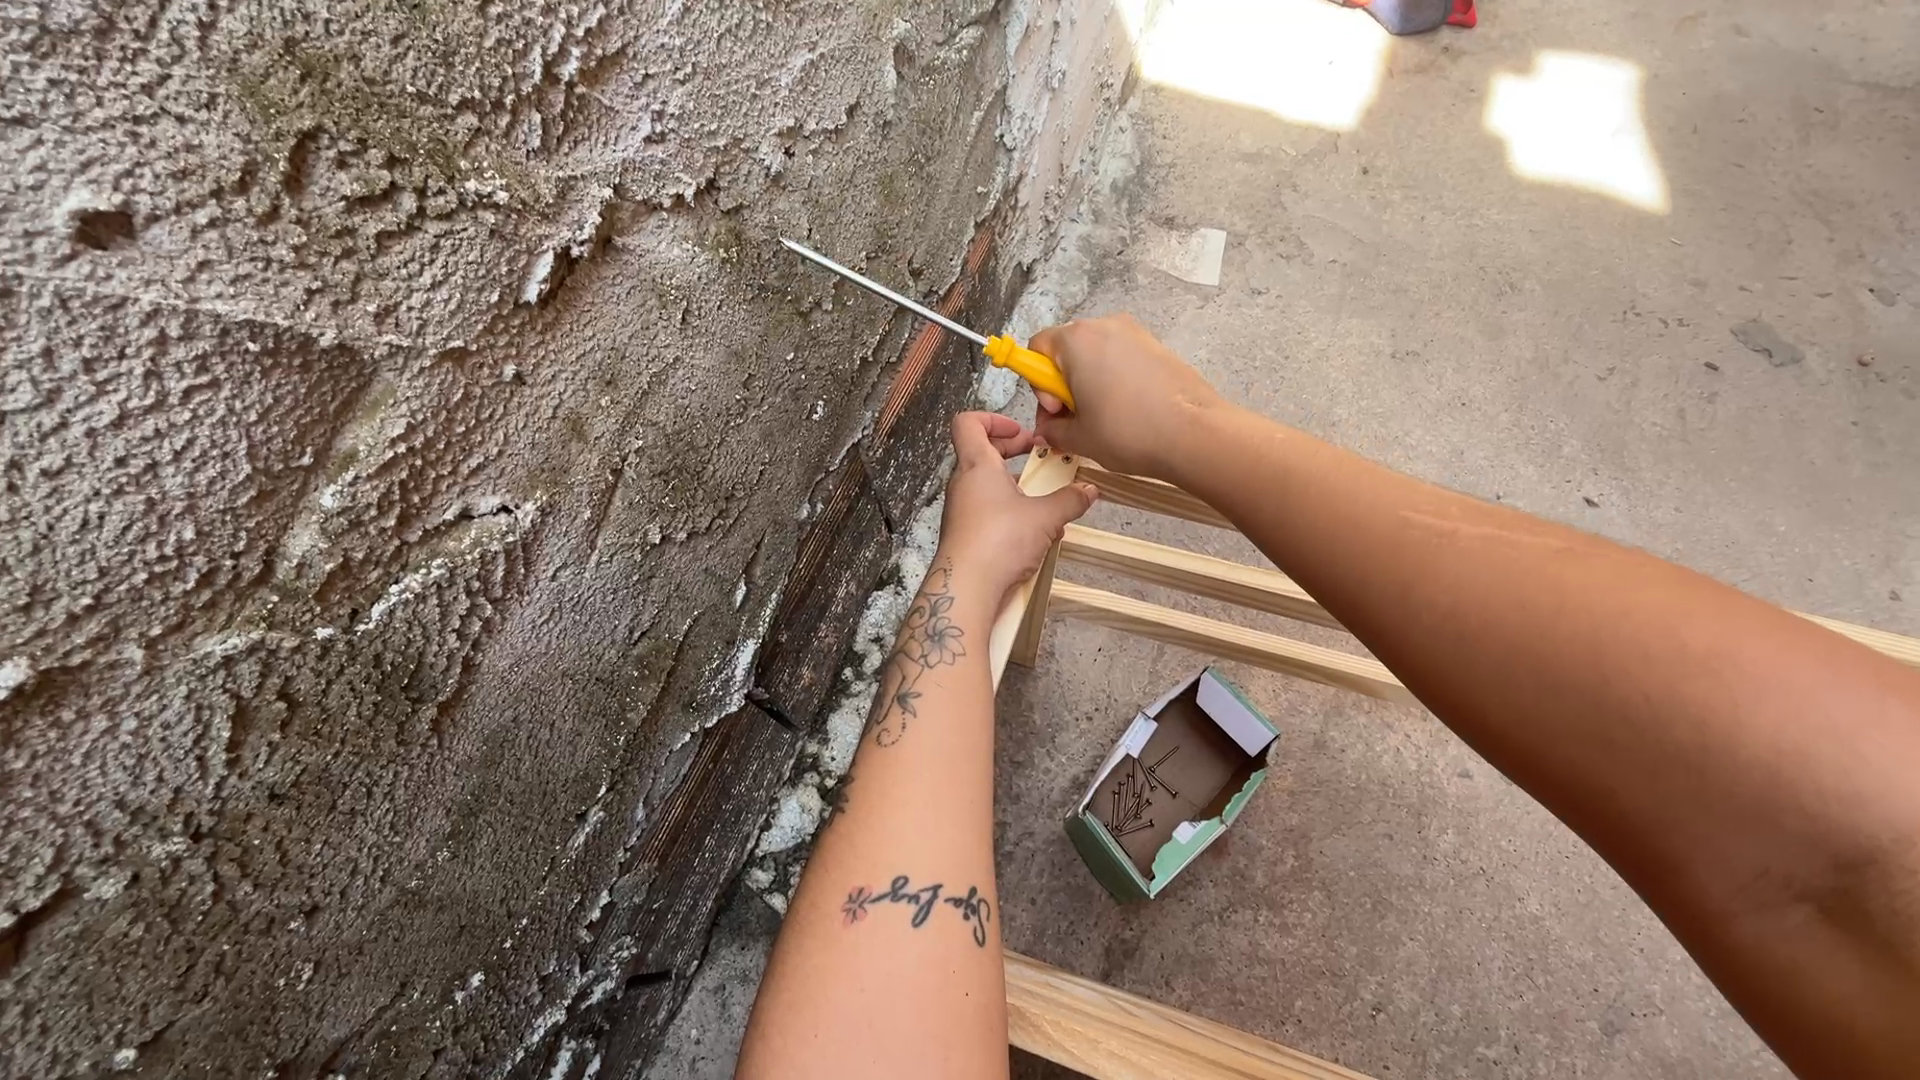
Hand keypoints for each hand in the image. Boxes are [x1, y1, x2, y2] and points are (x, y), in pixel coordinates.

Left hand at [937, 412, 1096, 600]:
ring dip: (1019, 488)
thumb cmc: (1000, 541)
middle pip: (983, 453)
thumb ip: (1070, 500)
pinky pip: (991, 513)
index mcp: (976, 465)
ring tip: (1049, 502)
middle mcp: (964, 484)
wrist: (967, 589)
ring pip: (990, 486)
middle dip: (1015, 452)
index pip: (968, 423)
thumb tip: (1090, 490)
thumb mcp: (1045, 517)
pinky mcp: (967, 535)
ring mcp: (963, 511)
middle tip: (1043, 458)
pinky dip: (1014, 515)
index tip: (1023, 432)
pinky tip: (1040, 534)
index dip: (994, 419)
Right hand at [1030, 314, 1226, 480]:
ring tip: (1103, 420)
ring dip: (1089, 384)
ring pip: (1096, 355)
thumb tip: (1048, 431)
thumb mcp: (1079, 438)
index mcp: (1076, 341)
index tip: (1055, 409)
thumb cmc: (1130, 432)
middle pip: (1066, 350)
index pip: (1037, 348)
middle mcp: (1104, 326)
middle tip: (1075, 420)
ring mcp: (1135, 333)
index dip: (1038, 383)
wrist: (1194, 434)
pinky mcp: (1157, 346)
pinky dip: (1115, 381)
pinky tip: (1127, 412)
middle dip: (1064, 384)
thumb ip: (1052, 430)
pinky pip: (1122, 359)